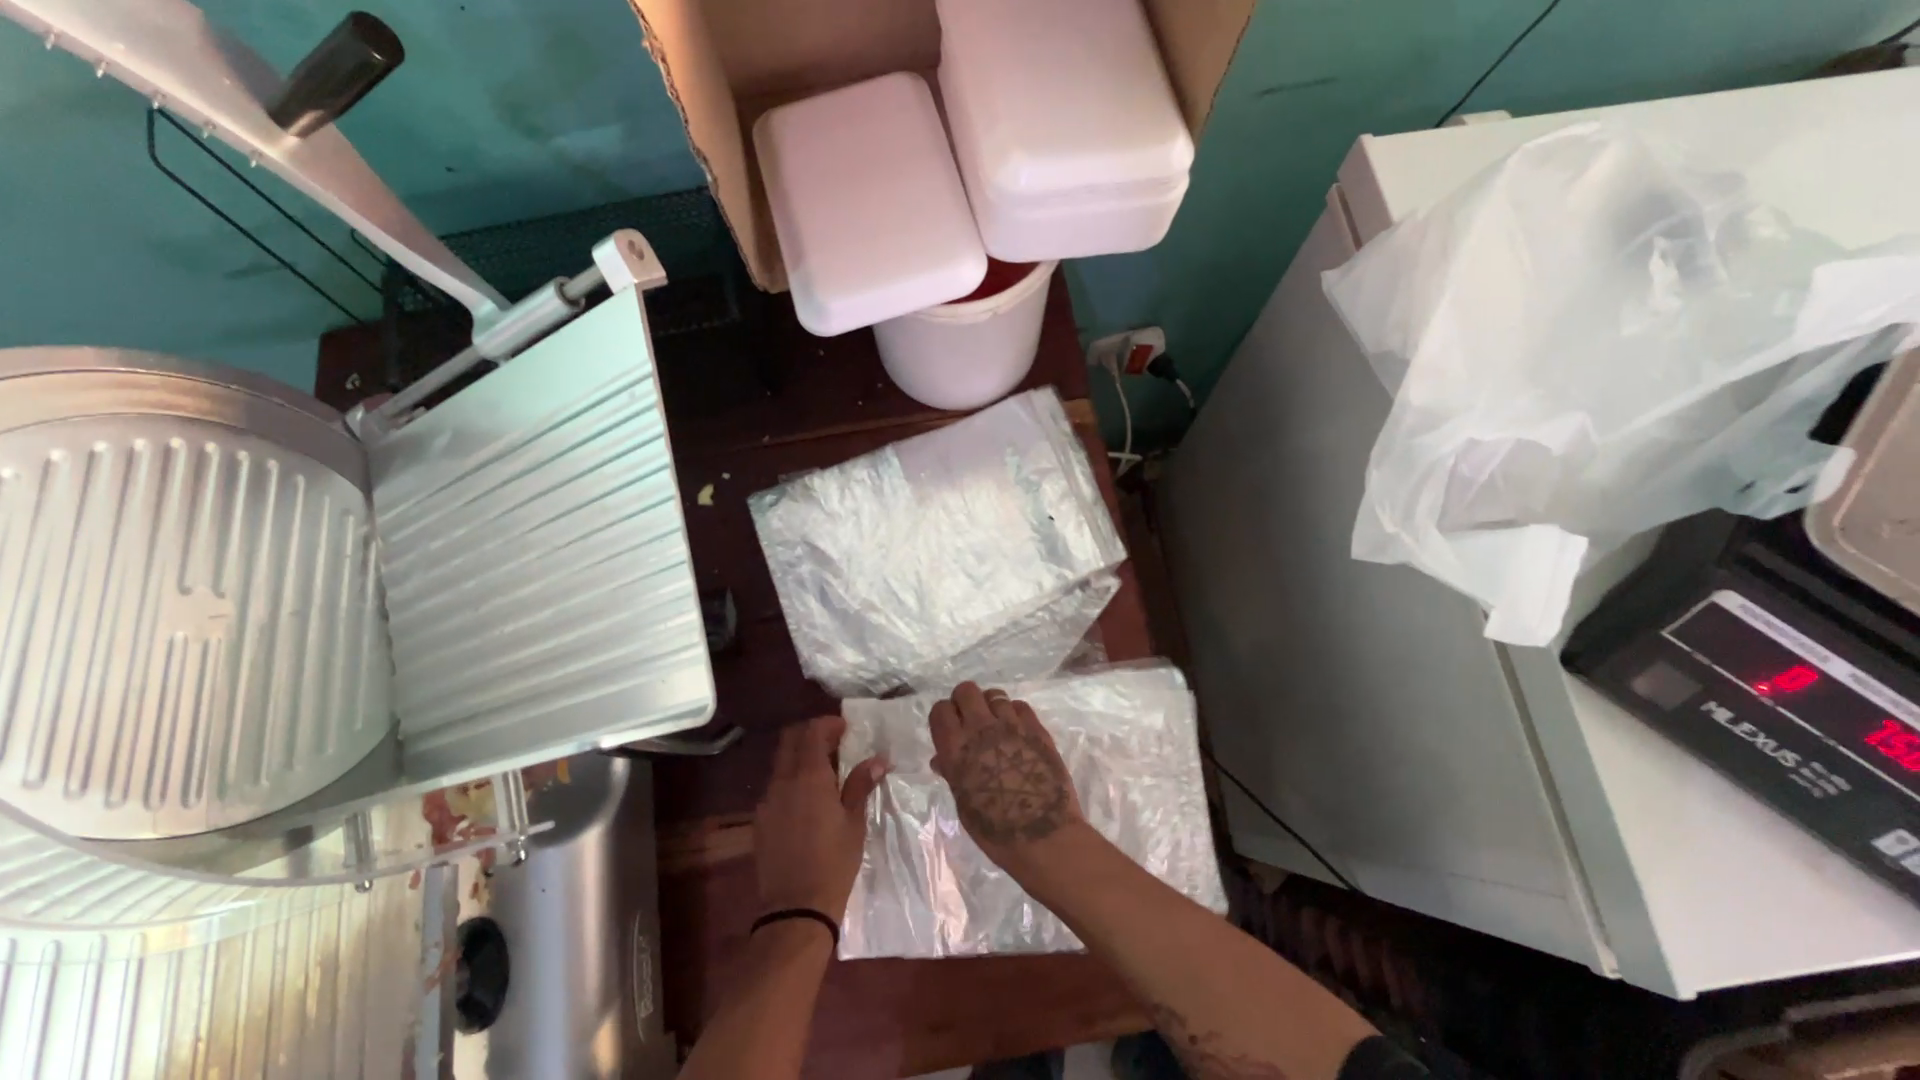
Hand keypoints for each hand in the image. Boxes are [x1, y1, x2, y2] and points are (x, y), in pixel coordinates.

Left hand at [753, 715, 887, 922]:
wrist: (796, 906)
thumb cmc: (834, 862)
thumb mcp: (854, 822)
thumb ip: (861, 784)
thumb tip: (878, 759)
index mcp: (809, 777)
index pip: (812, 732)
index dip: (828, 724)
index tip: (844, 728)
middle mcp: (783, 781)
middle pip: (789, 740)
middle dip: (810, 734)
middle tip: (833, 742)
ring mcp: (767, 801)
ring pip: (780, 763)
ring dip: (799, 757)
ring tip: (823, 772)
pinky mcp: (760, 820)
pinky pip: (774, 788)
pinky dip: (790, 781)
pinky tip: (806, 801)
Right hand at [930, 682, 1087, 872]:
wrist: (1043, 835)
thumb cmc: (994, 829)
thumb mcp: (963, 803)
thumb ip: (953, 772)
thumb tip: (942, 759)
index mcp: (955, 749)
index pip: (941, 710)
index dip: (944, 716)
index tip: (949, 728)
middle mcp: (980, 729)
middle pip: (966, 691)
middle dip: (965, 702)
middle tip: (971, 721)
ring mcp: (1011, 726)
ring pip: (995, 694)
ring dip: (991, 706)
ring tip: (996, 725)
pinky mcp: (1037, 729)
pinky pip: (1020, 706)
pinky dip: (1015, 713)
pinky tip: (1017, 731)